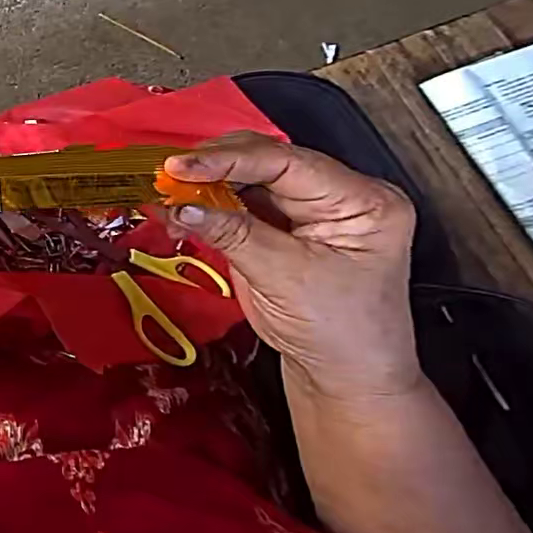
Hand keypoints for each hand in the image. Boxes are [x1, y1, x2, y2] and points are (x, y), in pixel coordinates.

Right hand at [163, 132, 420, 400]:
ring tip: (171, 195)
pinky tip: (183, 213)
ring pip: (245, 176)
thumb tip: (185, 207)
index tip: (181, 166)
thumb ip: (234, 235)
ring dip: (204, 185)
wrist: (343, 372)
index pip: (286, 161)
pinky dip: (204, 205)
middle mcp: (336, 196)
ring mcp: (305, 209)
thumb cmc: (342, 332)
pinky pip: (235, 201)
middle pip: (264, 159)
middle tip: (170, 177)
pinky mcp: (277, 224)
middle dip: (213, 166)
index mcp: (361, 201)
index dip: (228, 160)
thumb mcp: (285, 278)